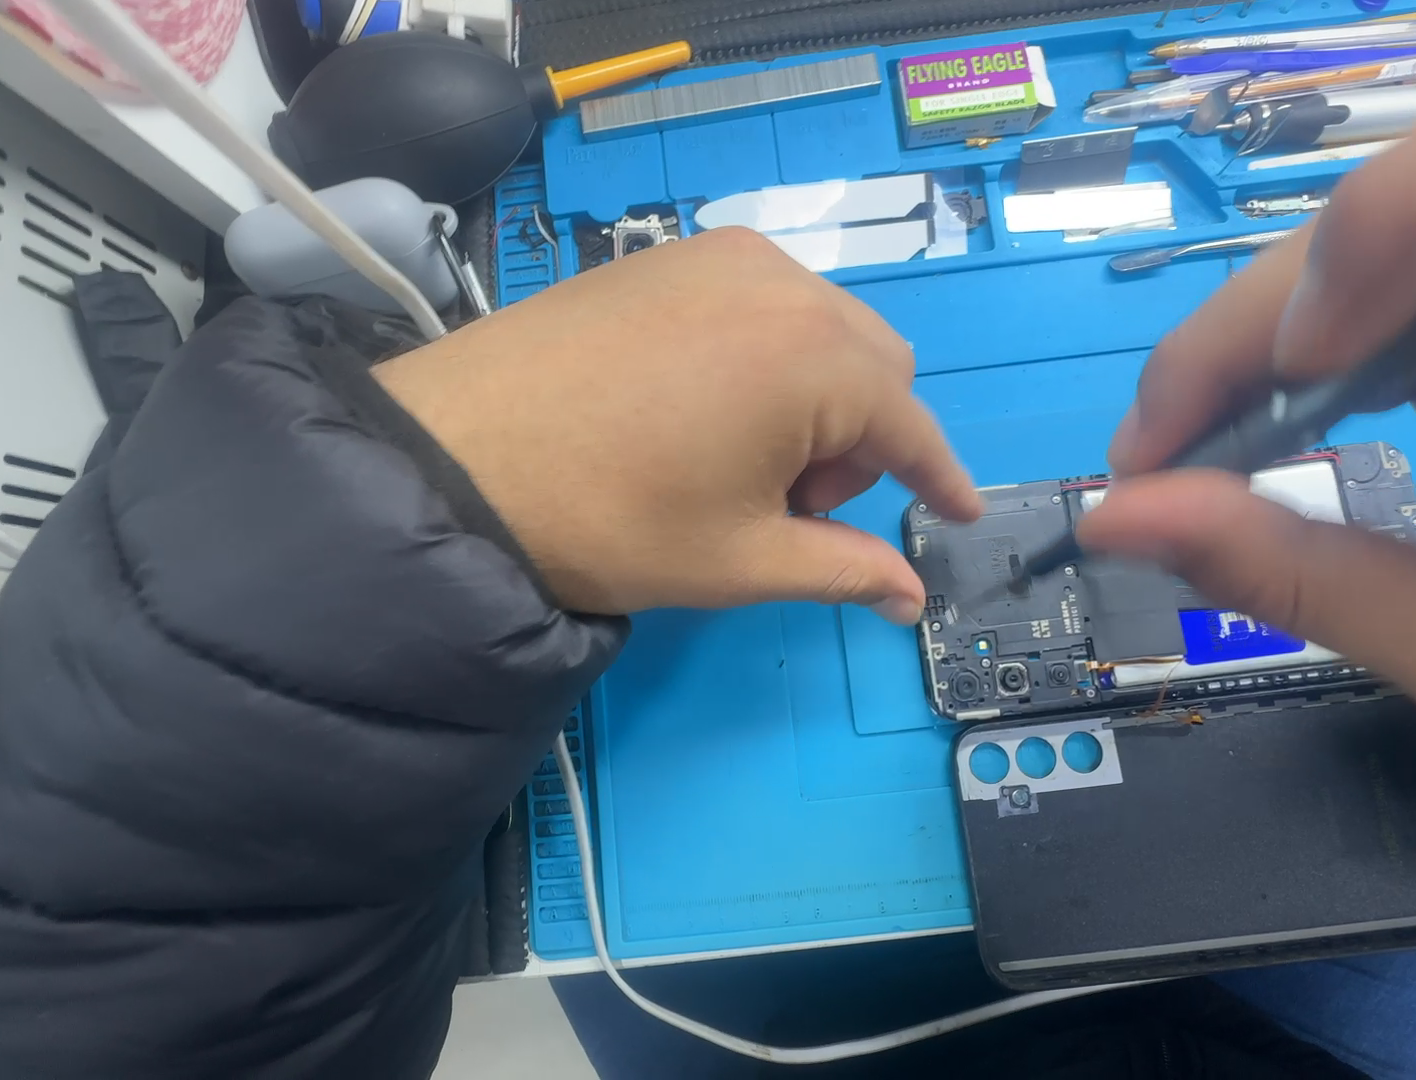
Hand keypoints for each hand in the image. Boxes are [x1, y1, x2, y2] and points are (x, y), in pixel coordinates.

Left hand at [374, 228, 981, 623]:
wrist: (456, 461)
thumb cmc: (613, 522)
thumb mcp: (741, 561)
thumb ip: (846, 572)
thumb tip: (912, 599)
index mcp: (814, 357)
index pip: (909, 425)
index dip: (941, 476)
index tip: (960, 511)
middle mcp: (782, 285)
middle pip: (874, 369)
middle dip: (859, 443)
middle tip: (793, 503)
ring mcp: (720, 258)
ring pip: (822, 332)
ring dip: (816, 401)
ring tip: (741, 460)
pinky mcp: (670, 256)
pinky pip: (764, 305)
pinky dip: (770, 360)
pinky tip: (706, 410)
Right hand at [1077, 0, 1415, 785]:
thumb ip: (1300, 570)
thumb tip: (1109, 520)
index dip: (1414, 216)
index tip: (1298, 374)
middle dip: (1284, 311)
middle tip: (1163, 442)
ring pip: (1403, 232)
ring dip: (1277, 342)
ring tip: (1195, 449)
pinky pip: (1406, 290)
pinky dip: (1314, 364)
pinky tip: (1264, 431)